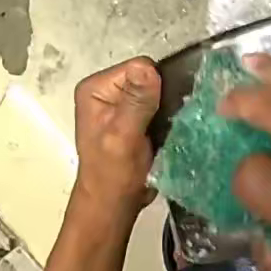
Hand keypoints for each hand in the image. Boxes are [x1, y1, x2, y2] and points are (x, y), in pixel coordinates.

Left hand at [72, 57, 160, 215]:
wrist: (115, 204)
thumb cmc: (114, 174)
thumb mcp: (124, 136)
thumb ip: (136, 102)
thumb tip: (149, 68)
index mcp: (96, 88)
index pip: (140, 66)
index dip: (157, 86)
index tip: (160, 113)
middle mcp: (108, 90)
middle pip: (151, 78)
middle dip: (165, 97)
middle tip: (169, 122)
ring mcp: (124, 104)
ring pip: (161, 92)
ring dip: (171, 108)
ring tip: (172, 128)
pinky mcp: (139, 118)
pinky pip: (163, 107)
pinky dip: (171, 117)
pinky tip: (173, 130)